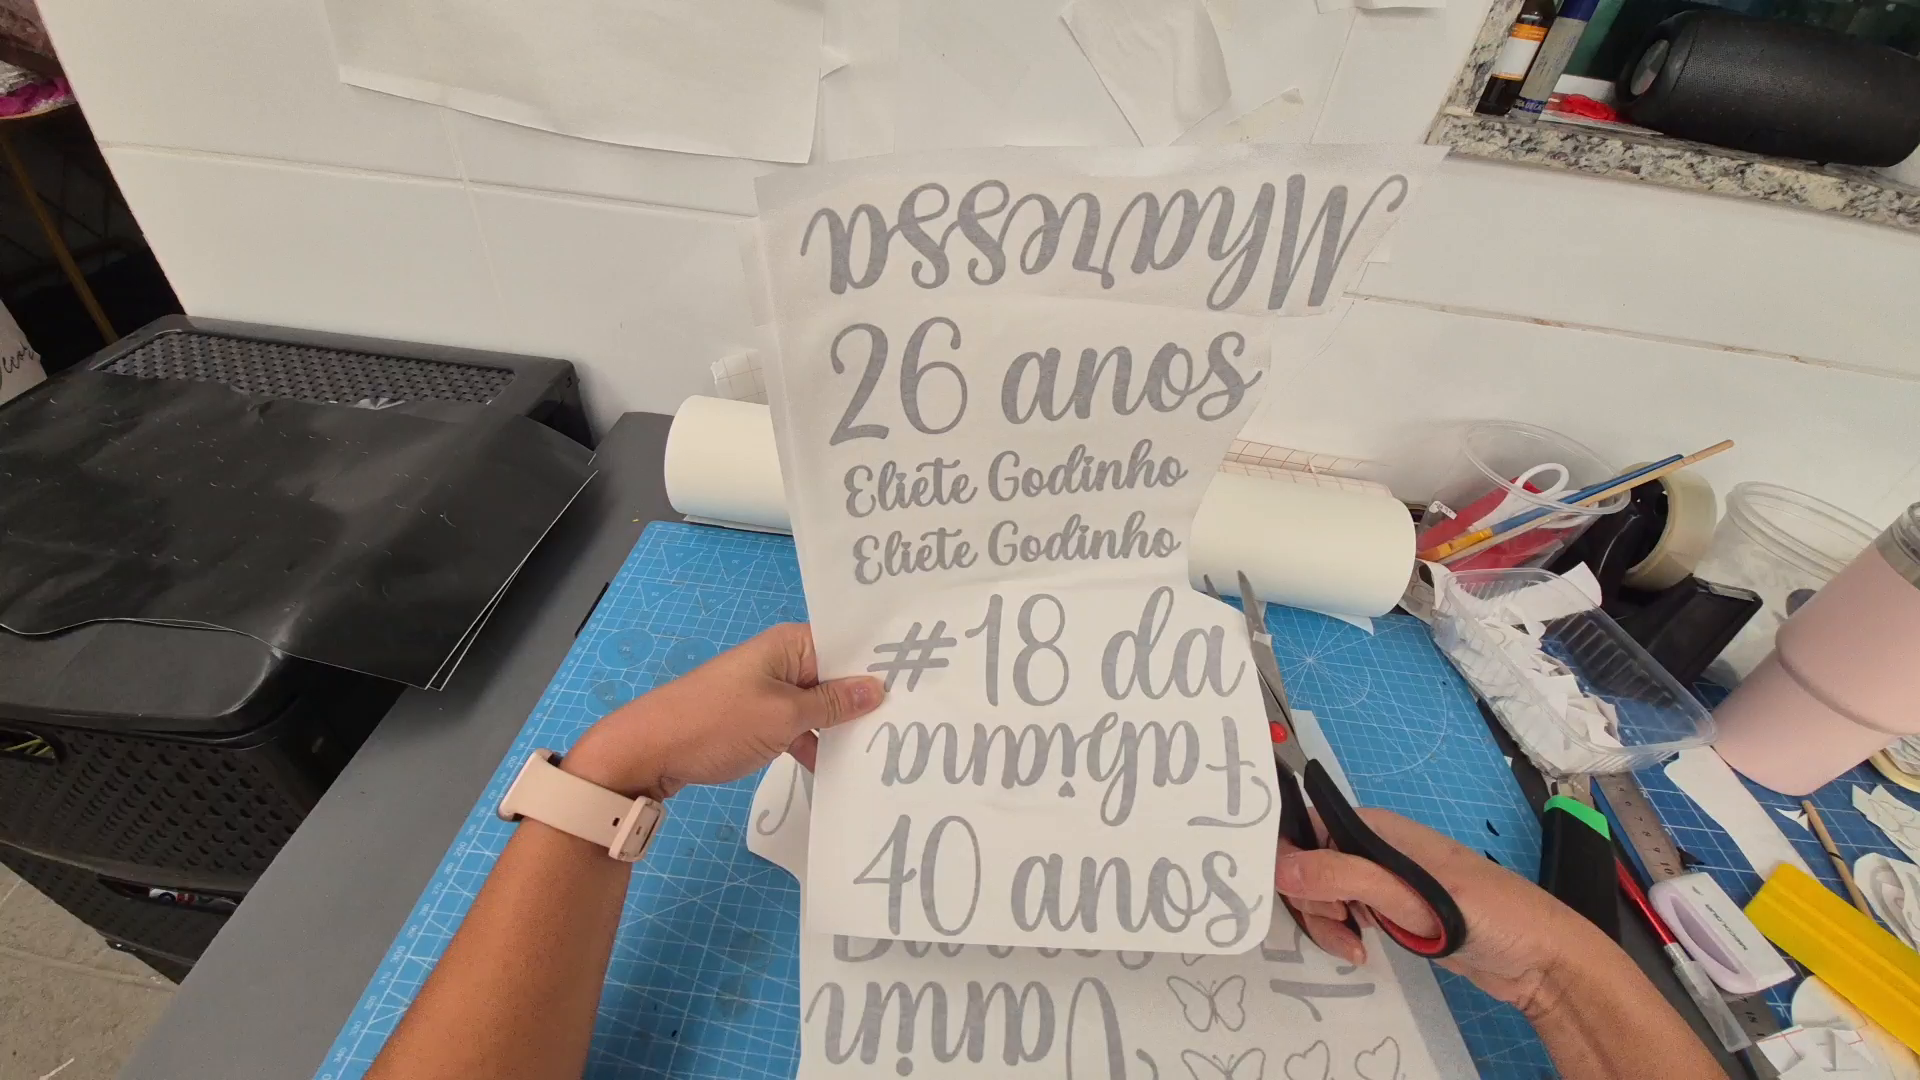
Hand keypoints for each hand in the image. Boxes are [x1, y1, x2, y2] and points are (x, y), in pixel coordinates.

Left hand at [562, 623, 882, 799]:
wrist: (649, 753)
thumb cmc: (719, 722)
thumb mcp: (784, 715)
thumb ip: (833, 703)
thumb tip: (878, 688)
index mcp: (790, 645)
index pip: (847, 644)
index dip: (879, 662)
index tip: (918, 682)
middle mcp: (783, 661)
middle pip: (835, 675)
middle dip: (864, 697)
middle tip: (908, 720)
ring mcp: (770, 690)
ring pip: (820, 703)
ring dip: (841, 725)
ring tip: (883, 746)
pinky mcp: (760, 717)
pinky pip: (800, 724)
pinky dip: (816, 742)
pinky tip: (839, 768)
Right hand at [1274, 807, 1606, 1017]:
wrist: (1544, 963)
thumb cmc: (1484, 913)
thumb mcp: (1410, 894)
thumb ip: (1342, 876)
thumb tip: (1279, 869)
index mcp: (1370, 826)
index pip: (1303, 828)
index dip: (1288, 858)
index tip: (1297, 894)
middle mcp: (1367, 846)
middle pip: (1306, 864)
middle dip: (1311, 899)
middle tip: (1339, 925)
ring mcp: (1377, 879)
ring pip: (1320, 893)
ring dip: (1325, 922)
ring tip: (1353, 947)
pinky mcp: (1387, 908)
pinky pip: (1341, 914)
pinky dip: (1341, 933)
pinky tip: (1360, 950)